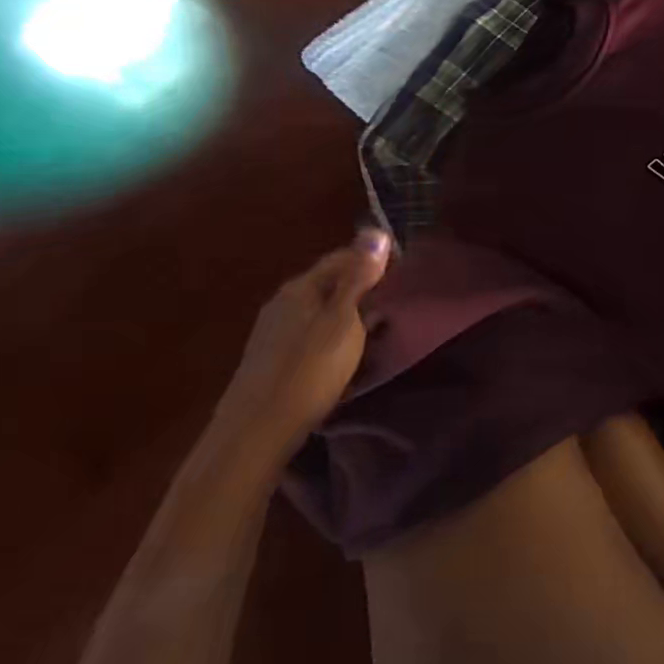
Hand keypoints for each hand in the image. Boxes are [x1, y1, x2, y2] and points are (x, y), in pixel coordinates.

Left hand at [217, 228, 391, 453]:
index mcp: (299, 289)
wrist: (258, 431)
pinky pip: (315, 331)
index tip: (405, 267)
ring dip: (352, 310)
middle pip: (330, 283)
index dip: (372, 258)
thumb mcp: (343, 321)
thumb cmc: (309, 370)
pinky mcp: (277, 358)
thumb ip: (360, 278)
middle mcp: (283, 303)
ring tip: (382, 322)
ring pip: (322, 308)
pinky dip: (339, 332)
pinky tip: (353, 347)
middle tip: (399, 296)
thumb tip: (377, 232)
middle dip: (363, 285)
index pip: (341, 258)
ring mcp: (276, 332)